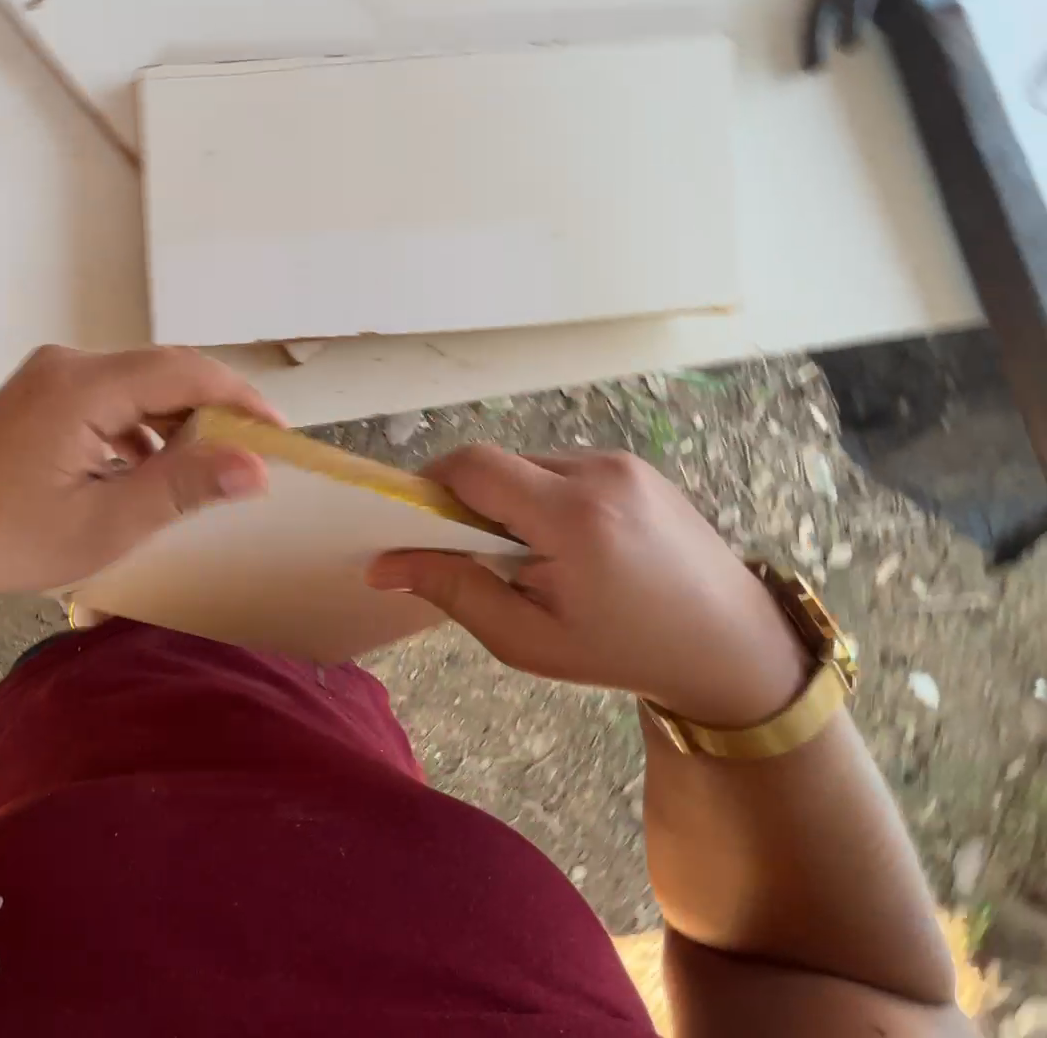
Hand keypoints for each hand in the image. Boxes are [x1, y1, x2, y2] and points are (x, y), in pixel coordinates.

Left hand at [0, 346, 281, 606]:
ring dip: (172, 425)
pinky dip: (135, 431)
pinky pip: (103, 403)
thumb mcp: (105, 523)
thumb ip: (182, 487)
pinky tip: (143, 473)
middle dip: (209, 414)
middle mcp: (64, 365)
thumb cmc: (8, 542)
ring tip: (200, 474)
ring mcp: (44, 379)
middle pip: (160, 374)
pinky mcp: (33, 399)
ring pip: (133, 388)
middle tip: (246, 461)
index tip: (279, 437)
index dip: (241, 400)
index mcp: (82, 385)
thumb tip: (256, 465)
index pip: (186, 371)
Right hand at [366, 447, 810, 727]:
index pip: (472, 466)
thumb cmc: (621, 652)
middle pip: (495, 463)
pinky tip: (558, 542)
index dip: (429, 485)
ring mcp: (623, 464)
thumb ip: (453, 592)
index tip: (416, 524)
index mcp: (574, 516)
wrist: (733, 647)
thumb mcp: (526, 639)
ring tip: (522, 553)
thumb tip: (381, 565)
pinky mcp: (635, 467)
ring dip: (503, 499)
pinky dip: (537, 496)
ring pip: (524, 463)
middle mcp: (600, 473)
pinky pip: (557, 468)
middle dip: (466, 500)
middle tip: (471, 553)